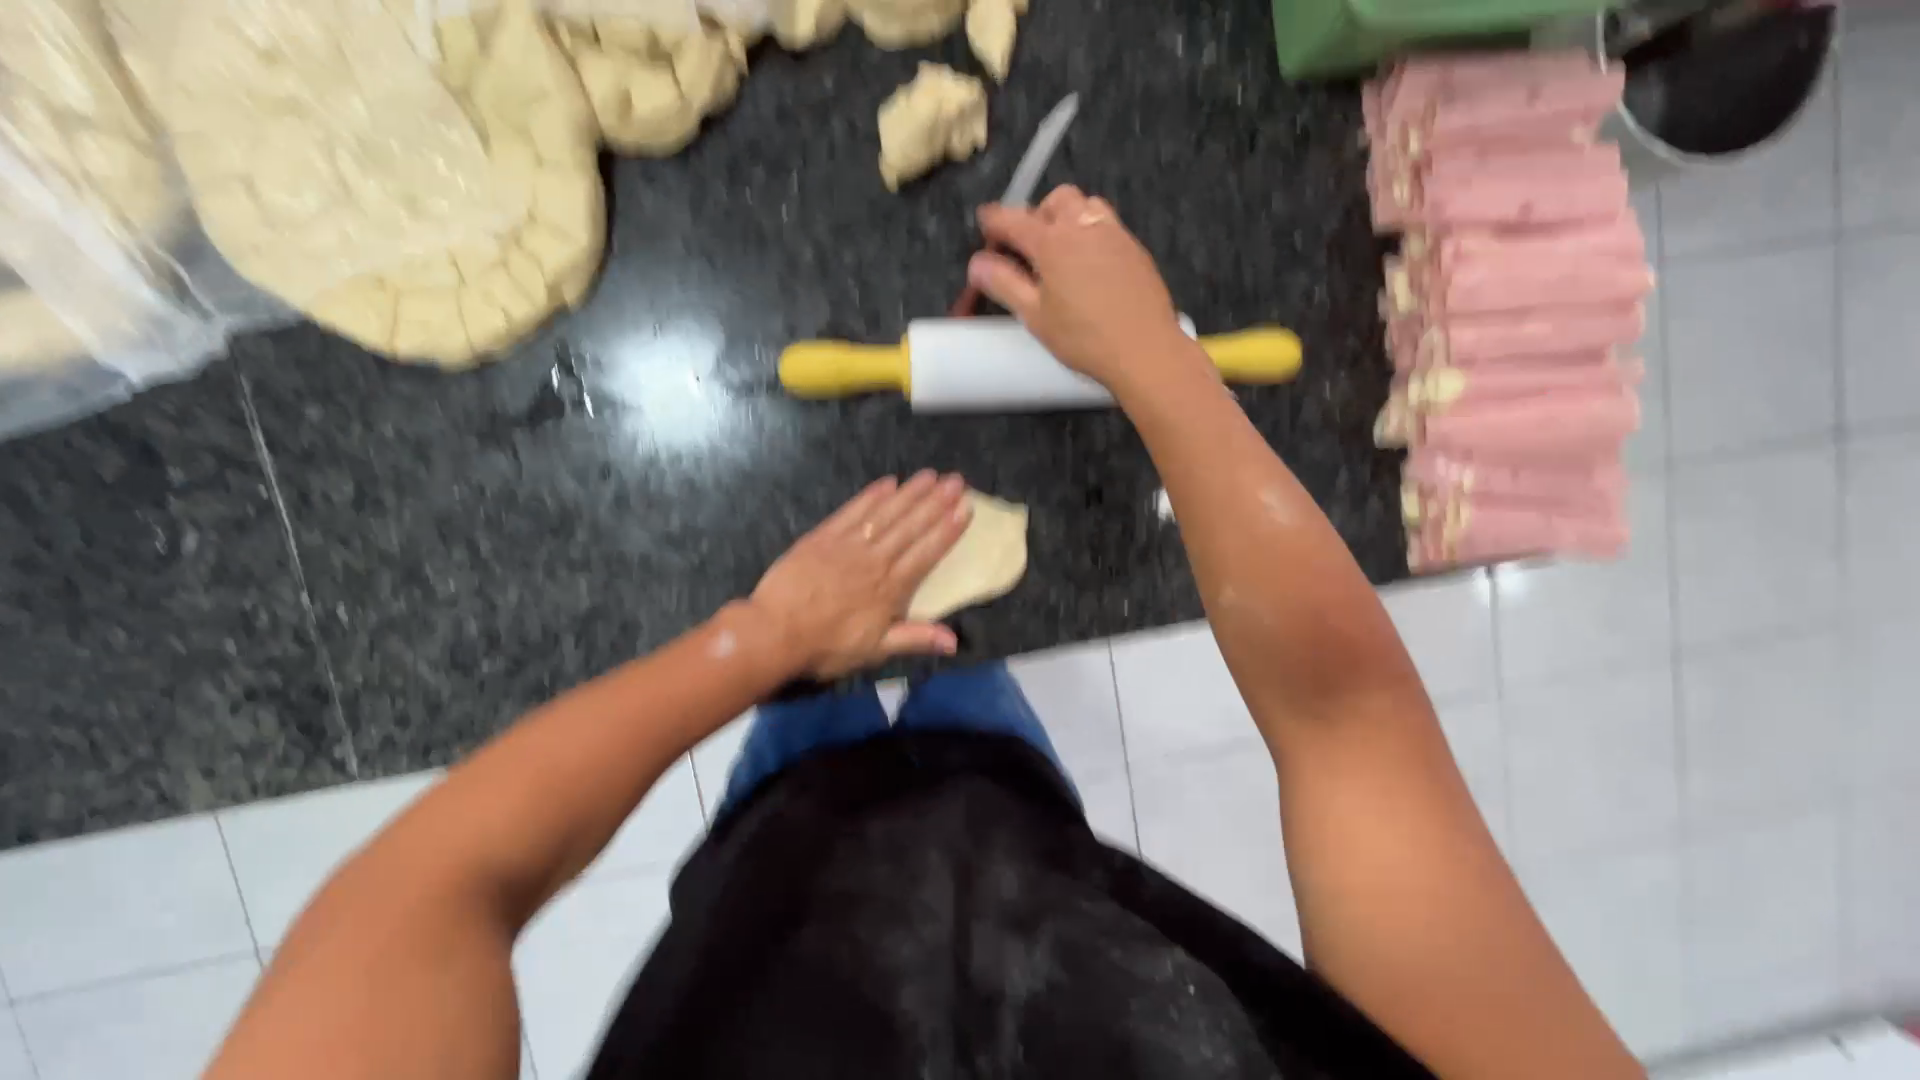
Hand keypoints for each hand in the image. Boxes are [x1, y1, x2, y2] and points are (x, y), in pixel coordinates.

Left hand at [747, 471, 972, 679]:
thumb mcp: (876, 651)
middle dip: (936, 503)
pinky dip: (871, 496)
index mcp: (890, 588)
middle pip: (911, 526)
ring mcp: (848, 545)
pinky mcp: (823, 537)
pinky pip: (852, 511)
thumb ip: (915, 639)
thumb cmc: (827, 646)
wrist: (774, 633)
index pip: (926, 553)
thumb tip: (955, 641)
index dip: (947, 530)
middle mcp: (874, 560)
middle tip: (957, 481)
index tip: (965, 509)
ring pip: (886, 514)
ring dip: (910, 493)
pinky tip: (887, 483)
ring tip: (931, 476)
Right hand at [968, 185, 1204, 389]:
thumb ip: (1004, 284)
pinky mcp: (1135, 249)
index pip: (1014, 219)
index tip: (985, 225)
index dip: (994, 221)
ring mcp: (1114, 235)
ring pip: (1087, 205)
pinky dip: (1091, 233)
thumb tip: (977, 263)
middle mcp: (1084, 227)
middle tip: (1027, 245)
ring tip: (1061, 250)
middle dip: (1037, 213)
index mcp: (1052, 242)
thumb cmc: (1083, 337)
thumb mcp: (1035, 316)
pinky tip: (1090, 266)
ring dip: (1068, 217)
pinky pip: (1108, 225)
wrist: (1145, 350)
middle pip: (1056, 200)